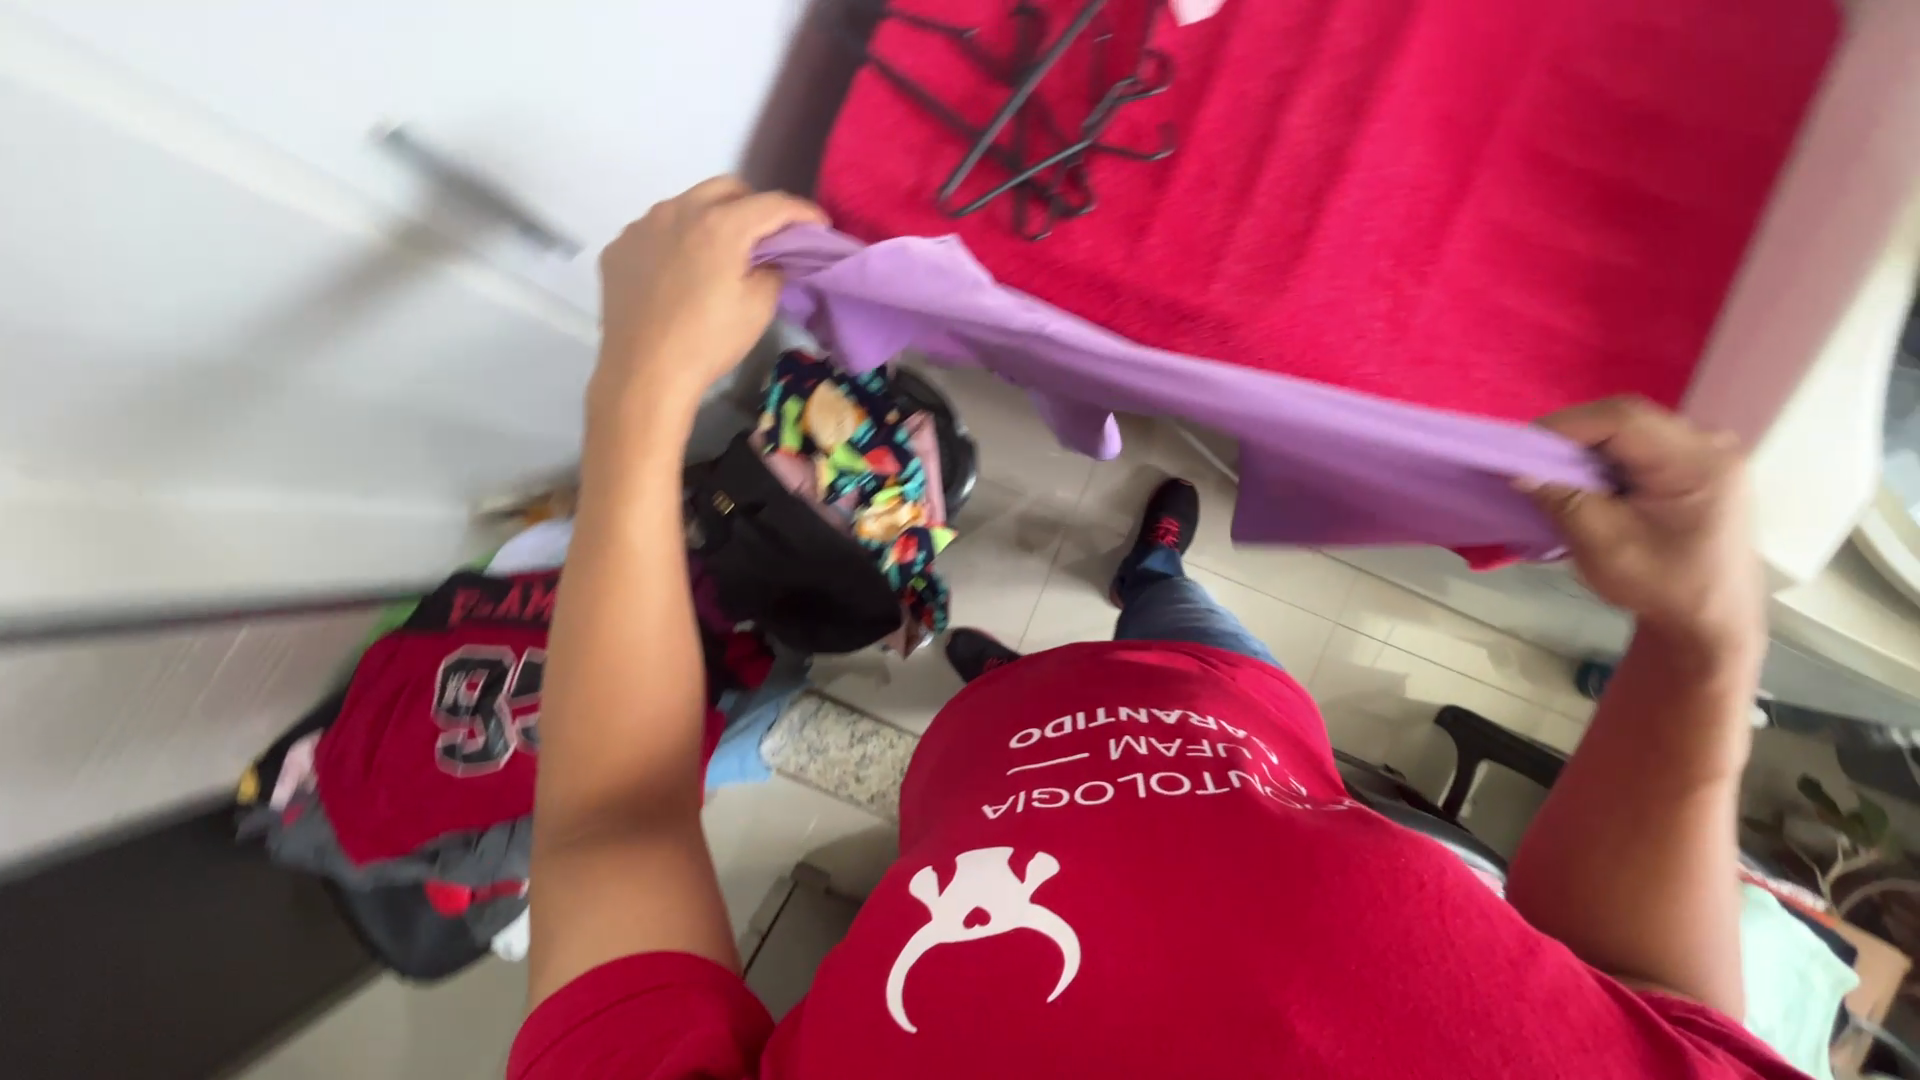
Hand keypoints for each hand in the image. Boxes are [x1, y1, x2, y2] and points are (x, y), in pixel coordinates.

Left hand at [591, 176, 823, 414]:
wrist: (644, 373)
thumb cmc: (709, 341)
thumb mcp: (758, 308)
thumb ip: (774, 270)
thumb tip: (772, 259)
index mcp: (720, 224)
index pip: (772, 204)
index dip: (802, 212)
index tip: (819, 225)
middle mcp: (678, 211)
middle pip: (726, 189)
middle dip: (755, 205)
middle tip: (769, 236)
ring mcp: (642, 226)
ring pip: (687, 204)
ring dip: (712, 218)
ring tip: (721, 253)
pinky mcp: (619, 248)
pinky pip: (656, 230)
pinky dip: (677, 240)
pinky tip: (681, 273)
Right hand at [1523, 396, 1764, 660]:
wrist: (1708, 619)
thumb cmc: (1662, 586)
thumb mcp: (1603, 546)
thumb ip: (1563, 500)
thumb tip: (1516, 470)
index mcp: (1698, 463)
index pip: (1622, 419)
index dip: (1564, 426)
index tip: (1518, 450)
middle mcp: (1707, 446)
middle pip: (1624, 417)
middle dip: (1568, 435)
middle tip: (1526, 461)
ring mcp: (1701, 454)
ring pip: (1625, 427)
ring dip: (1579, 445)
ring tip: (1546, 471)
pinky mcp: (1687, 465)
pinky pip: (1633, 444)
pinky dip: (1595, 455)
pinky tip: (1576, 479)